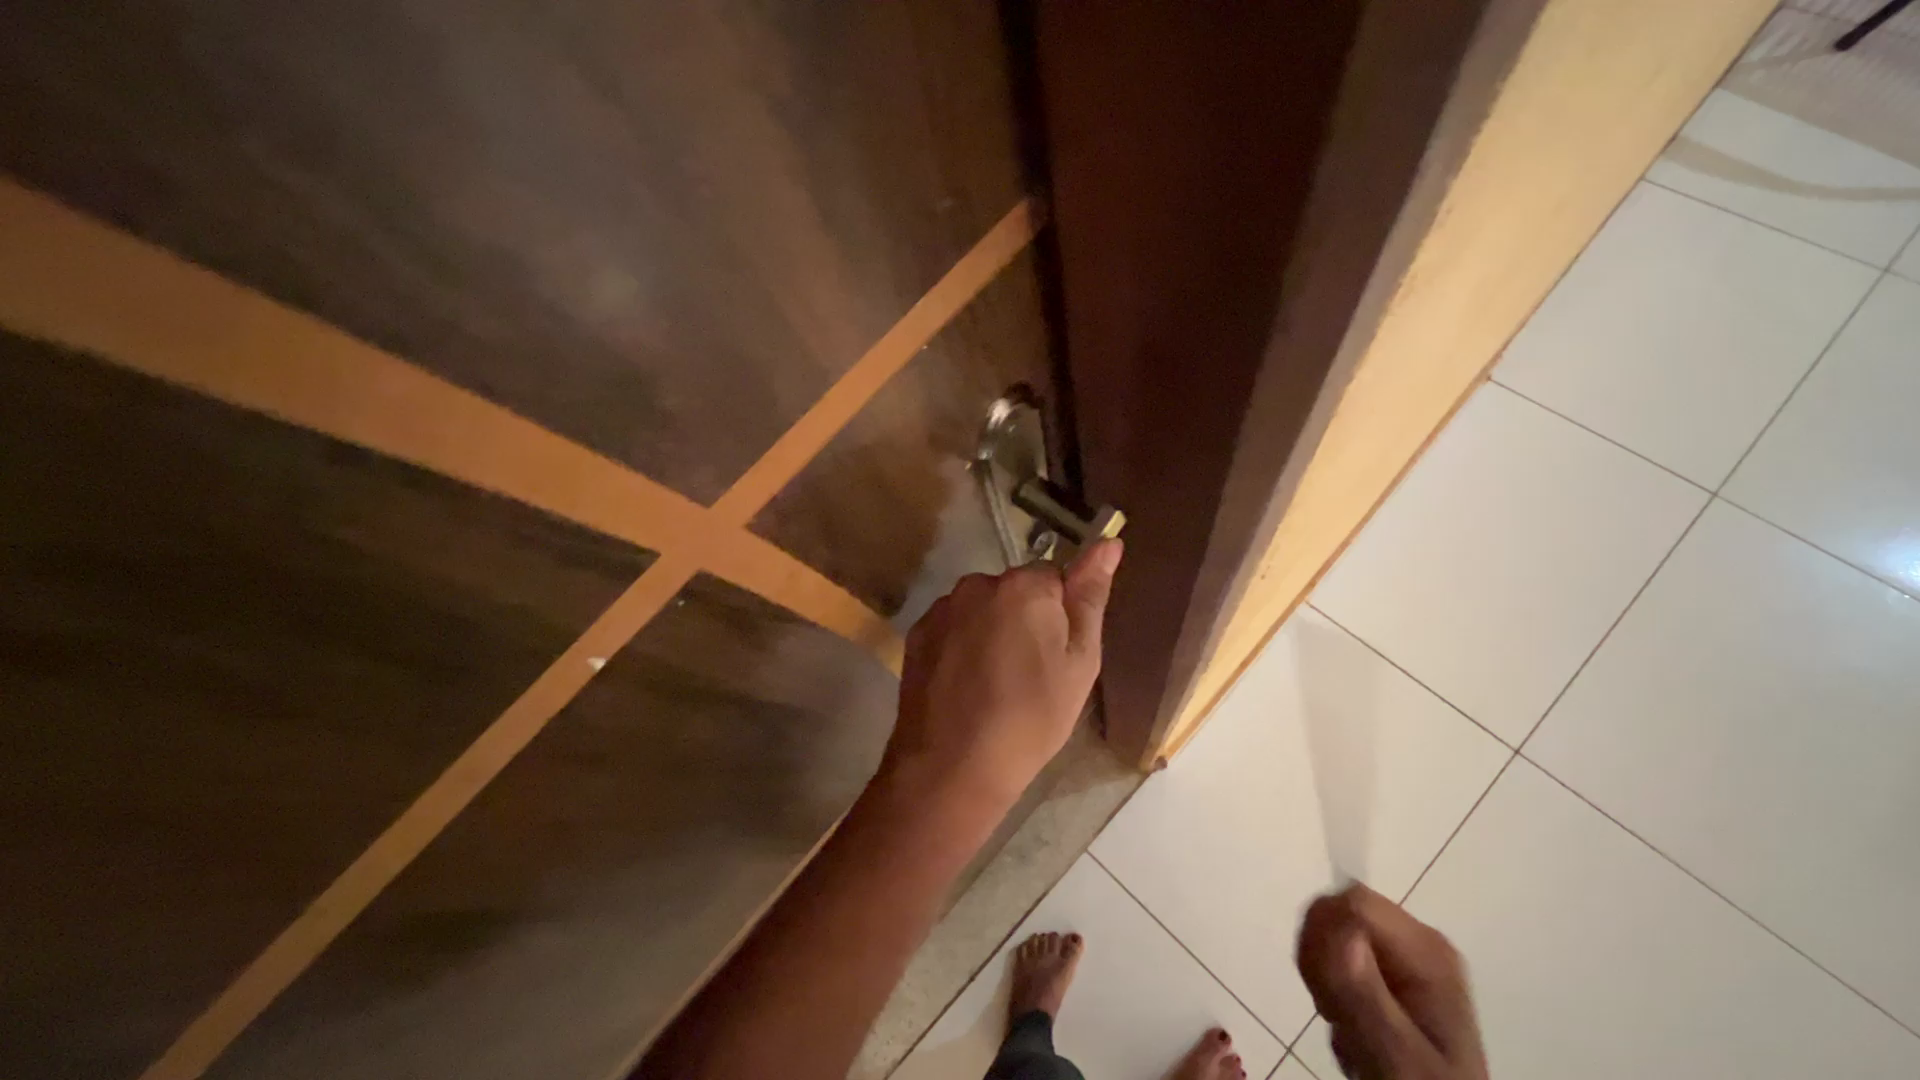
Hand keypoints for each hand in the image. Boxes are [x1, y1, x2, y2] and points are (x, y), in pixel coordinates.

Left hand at [879, 539, 1121, 811]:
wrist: (952, 765)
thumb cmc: (1031, 717)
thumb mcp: (1079, 662)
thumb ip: (1090, 596)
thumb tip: (1109, 542)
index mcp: (1024, 585)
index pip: (1055, 579)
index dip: (1061, 618)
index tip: (1057, 658)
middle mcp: (977, 584)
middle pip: (1014, 591)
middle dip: (1025, 620)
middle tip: (1031, 676)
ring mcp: (942, 609)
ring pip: (981, 610)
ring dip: (991, 632)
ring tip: (996, 686)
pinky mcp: (917, 635)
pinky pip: (953, 629)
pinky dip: (962, 648)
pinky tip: (966, 688)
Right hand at [1296, 884, 1486, 1079]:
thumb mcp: (1395, 1057)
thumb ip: (1362, 992)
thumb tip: (1332, 919)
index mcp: (1427, 951)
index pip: (1351, 902)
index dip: (1322, 939)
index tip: (1326, 998)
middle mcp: (1417, 941)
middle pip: (1337, 914)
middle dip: (1321, 964)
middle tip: (1338, 1019)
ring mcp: (1402, 956)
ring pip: (1328, 935)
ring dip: (1324, 983)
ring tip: (1348, 1029)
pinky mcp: (1388, 971)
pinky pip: (1334, 957)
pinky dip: (1330, 993)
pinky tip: (1352, 1028)